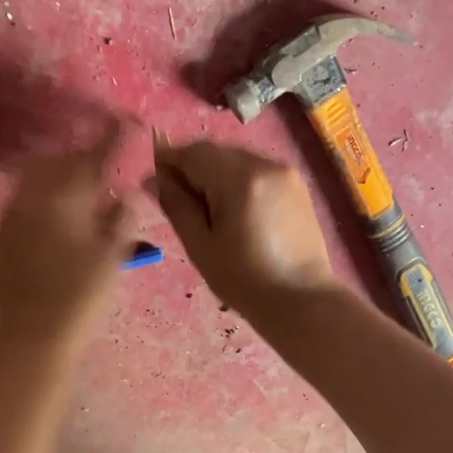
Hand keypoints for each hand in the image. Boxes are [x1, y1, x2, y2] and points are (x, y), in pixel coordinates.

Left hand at [0, 122, 134, 344]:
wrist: (32, 336)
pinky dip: (41, 198)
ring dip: (58, 177)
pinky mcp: (0, 237)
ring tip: (78, 193)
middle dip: (81, 159)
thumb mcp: (112, 256)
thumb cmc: (80, 298)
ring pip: (35, 179)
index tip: (126, 121)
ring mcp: (10, 215)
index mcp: (64, 196)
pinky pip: (21, 200)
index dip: (112, 137)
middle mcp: (32, 196)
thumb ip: (121, 217)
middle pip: (58, 161)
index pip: (93, 156)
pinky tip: (55, 217)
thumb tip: (125, 193)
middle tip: (101, 169)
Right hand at [150, 138, 341, 315]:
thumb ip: (176, 206)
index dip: (168, 161)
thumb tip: (153, 178)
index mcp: (239, 179)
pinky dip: (237, 181)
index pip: (193, 153)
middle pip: (216, 152)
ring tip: (204, 208)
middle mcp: (264, 164)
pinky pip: (257, 171)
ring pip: (237, 160)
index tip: (151, 179)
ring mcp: (284, 172)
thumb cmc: (244, 281)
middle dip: (192, 168)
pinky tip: (232, 209)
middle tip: (175, 198)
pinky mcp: (296, 185)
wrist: (301, 300)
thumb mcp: (201, 247)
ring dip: (214, 174)